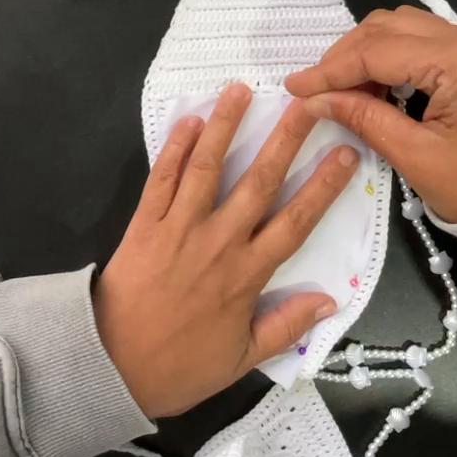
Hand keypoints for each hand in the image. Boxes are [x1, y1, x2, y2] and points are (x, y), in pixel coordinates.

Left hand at [95, 83, 359, 418]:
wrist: (110, 365)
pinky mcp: (144, 225)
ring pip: (208, 169)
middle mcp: (218, 242)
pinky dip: (174, 149)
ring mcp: (179, 229)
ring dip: (225, 127)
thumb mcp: (241, 360)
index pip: (295, 221)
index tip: (345, 153)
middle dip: (284, 139)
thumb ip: (284, 327)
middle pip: (258, 182)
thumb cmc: (178, 366)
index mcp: (247, 275)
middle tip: (305, 102)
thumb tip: (329, 300)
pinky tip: (187, 121)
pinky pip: (162, 180)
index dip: (323, 187)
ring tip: (240, 90)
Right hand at [283, 7, 456, 223]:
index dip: (329, 69)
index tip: (293, 88)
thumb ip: (364, 118)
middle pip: (390, 26)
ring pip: (407, 28)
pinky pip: (427, 42)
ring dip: (368, 52)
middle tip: (316, 91)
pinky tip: (376, 86)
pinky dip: (394, 57)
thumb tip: (314, 100)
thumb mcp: (417, 157)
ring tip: (343, 90)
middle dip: (346, 55)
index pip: (377, 50)